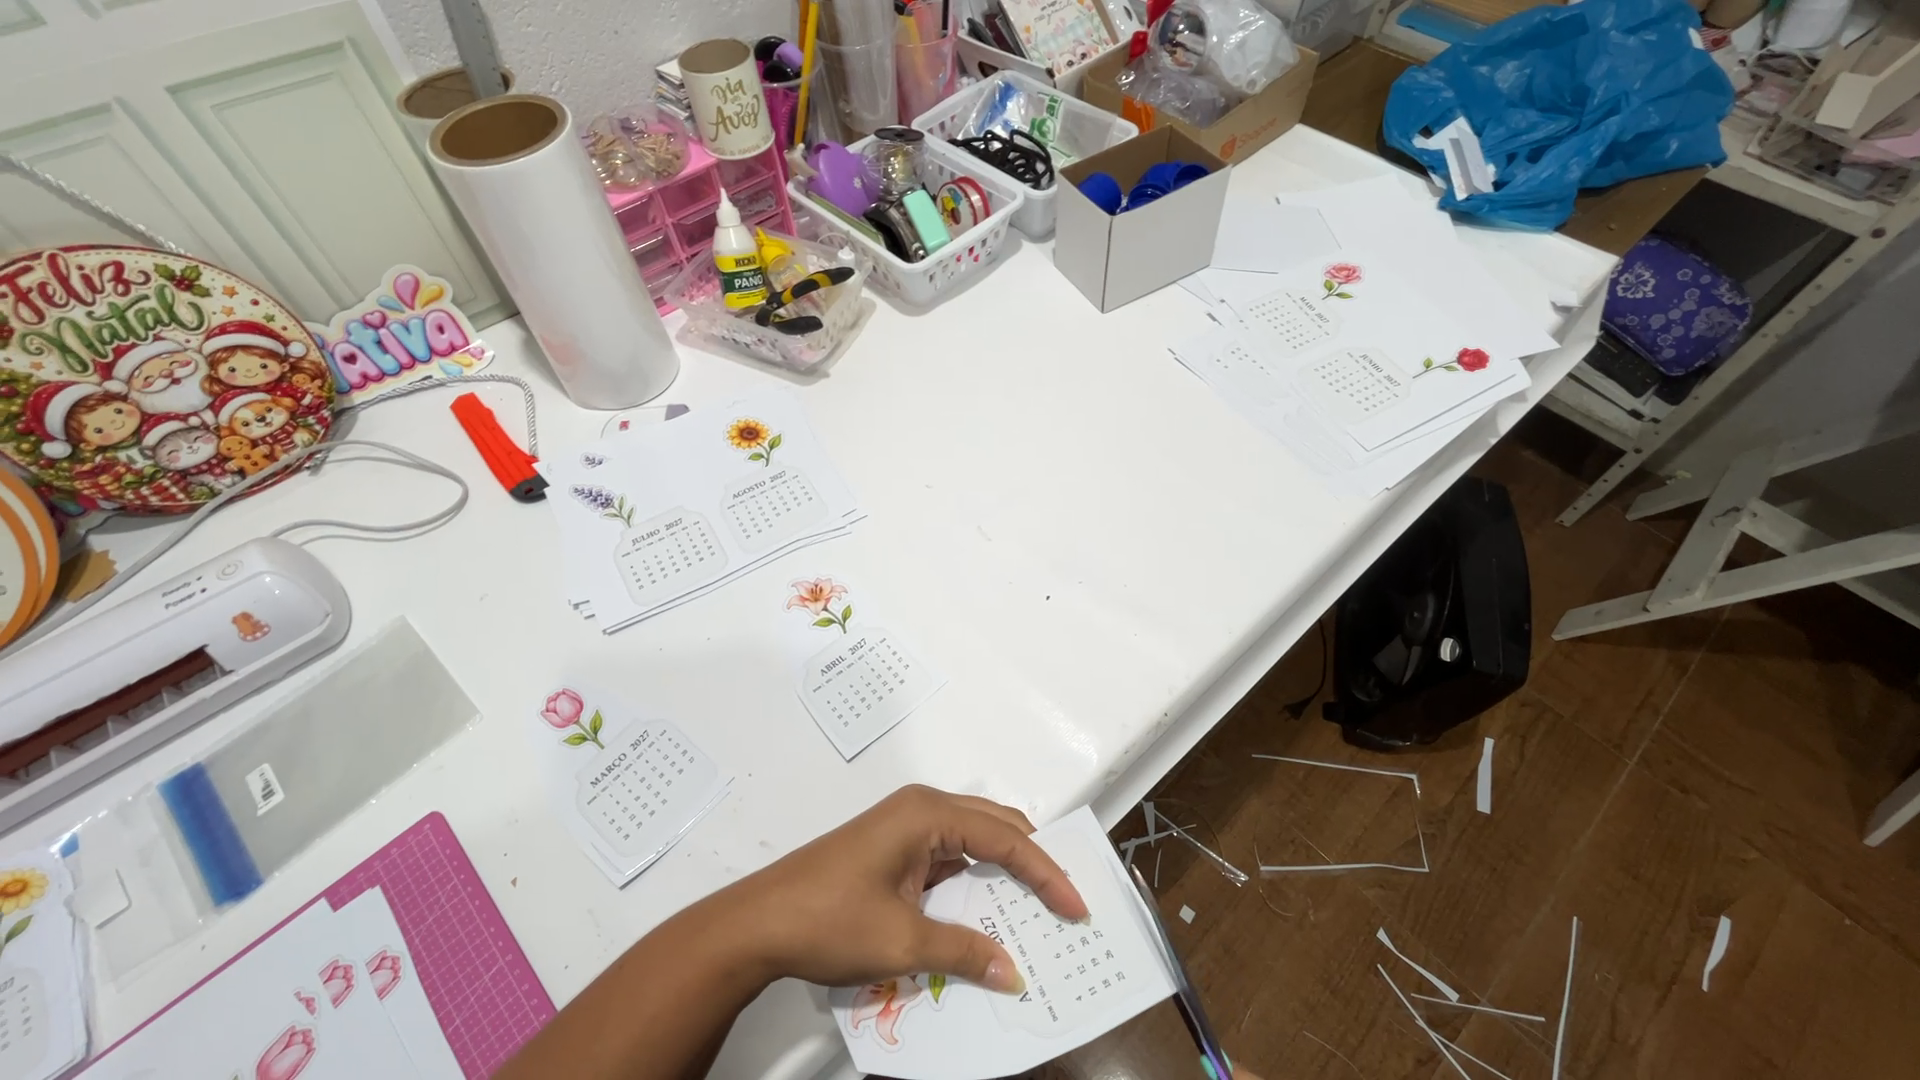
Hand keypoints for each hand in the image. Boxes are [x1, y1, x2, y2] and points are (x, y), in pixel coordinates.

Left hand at [716, 785, 1088, 992]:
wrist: (757, 923)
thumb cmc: (828, 920)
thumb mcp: (903, 941)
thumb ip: (963, 951)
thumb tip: (1013, 972)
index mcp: (928, 813)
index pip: (1007, 837)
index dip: (1047, 872)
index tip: (1077, 906)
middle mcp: (921, 808)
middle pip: (995, 826)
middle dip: (1032, 862)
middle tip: (1065, 901)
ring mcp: (905, 827)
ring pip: (973, 839)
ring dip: (1004, 871)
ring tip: (1037, 907)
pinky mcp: (894, 848)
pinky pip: (949, 856)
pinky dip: (974, 881)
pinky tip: (988, 913)